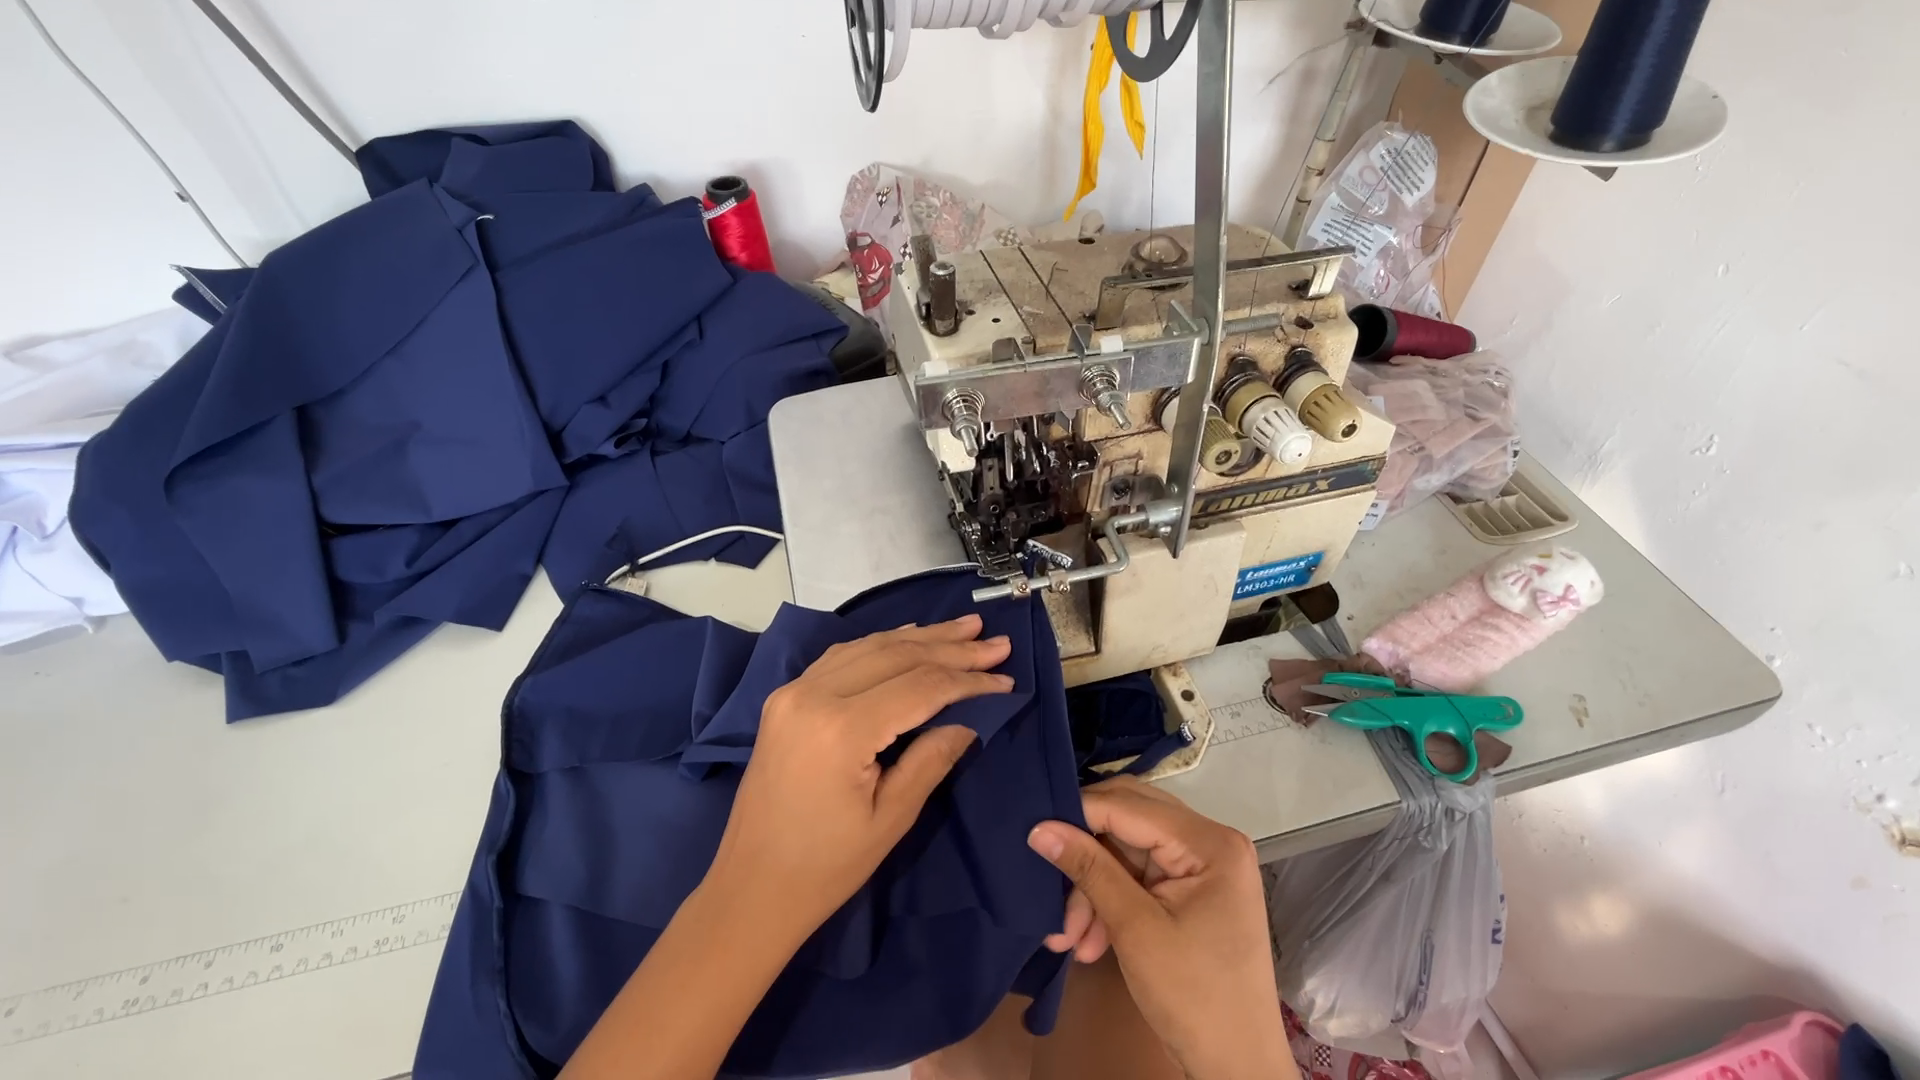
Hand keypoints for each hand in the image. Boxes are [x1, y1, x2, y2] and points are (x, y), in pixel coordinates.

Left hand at [705, 614, 1013, 936]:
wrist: (751, 887)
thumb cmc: (827, 866)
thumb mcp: (892, 818)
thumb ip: (933, 758)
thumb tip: (972, 718)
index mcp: (841, 729)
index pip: (920, 687)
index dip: (968, 682)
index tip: (1006, 680)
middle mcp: (812, 696)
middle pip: (896, 655)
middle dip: (951, 648)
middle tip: (997, 642)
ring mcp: (792, 692)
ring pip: (869, 647)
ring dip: (920, 637)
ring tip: (966, 628)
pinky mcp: (784, 698)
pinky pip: (841, 657)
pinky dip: (881, 643)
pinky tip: (909, 636)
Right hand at [1027, 778, 1292, 1079]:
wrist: (1236, 1067)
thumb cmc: (1193, 995)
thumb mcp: (1134, 928)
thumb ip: (1088, 868)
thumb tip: (1039, 827)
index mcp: (1209, 842)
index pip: (1129, 806)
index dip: (1078, 815)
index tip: (1032, 834)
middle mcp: (1209, 842)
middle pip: (1127, 823)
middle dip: (1085, 858)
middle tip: (1048, 882)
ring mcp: (1200, 868)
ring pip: (1125, 854)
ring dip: (1092, 890)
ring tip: (1065, 939)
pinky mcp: (1189, 892)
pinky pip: (1136, 879)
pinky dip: (1109, 905)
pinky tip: (1086, 944)